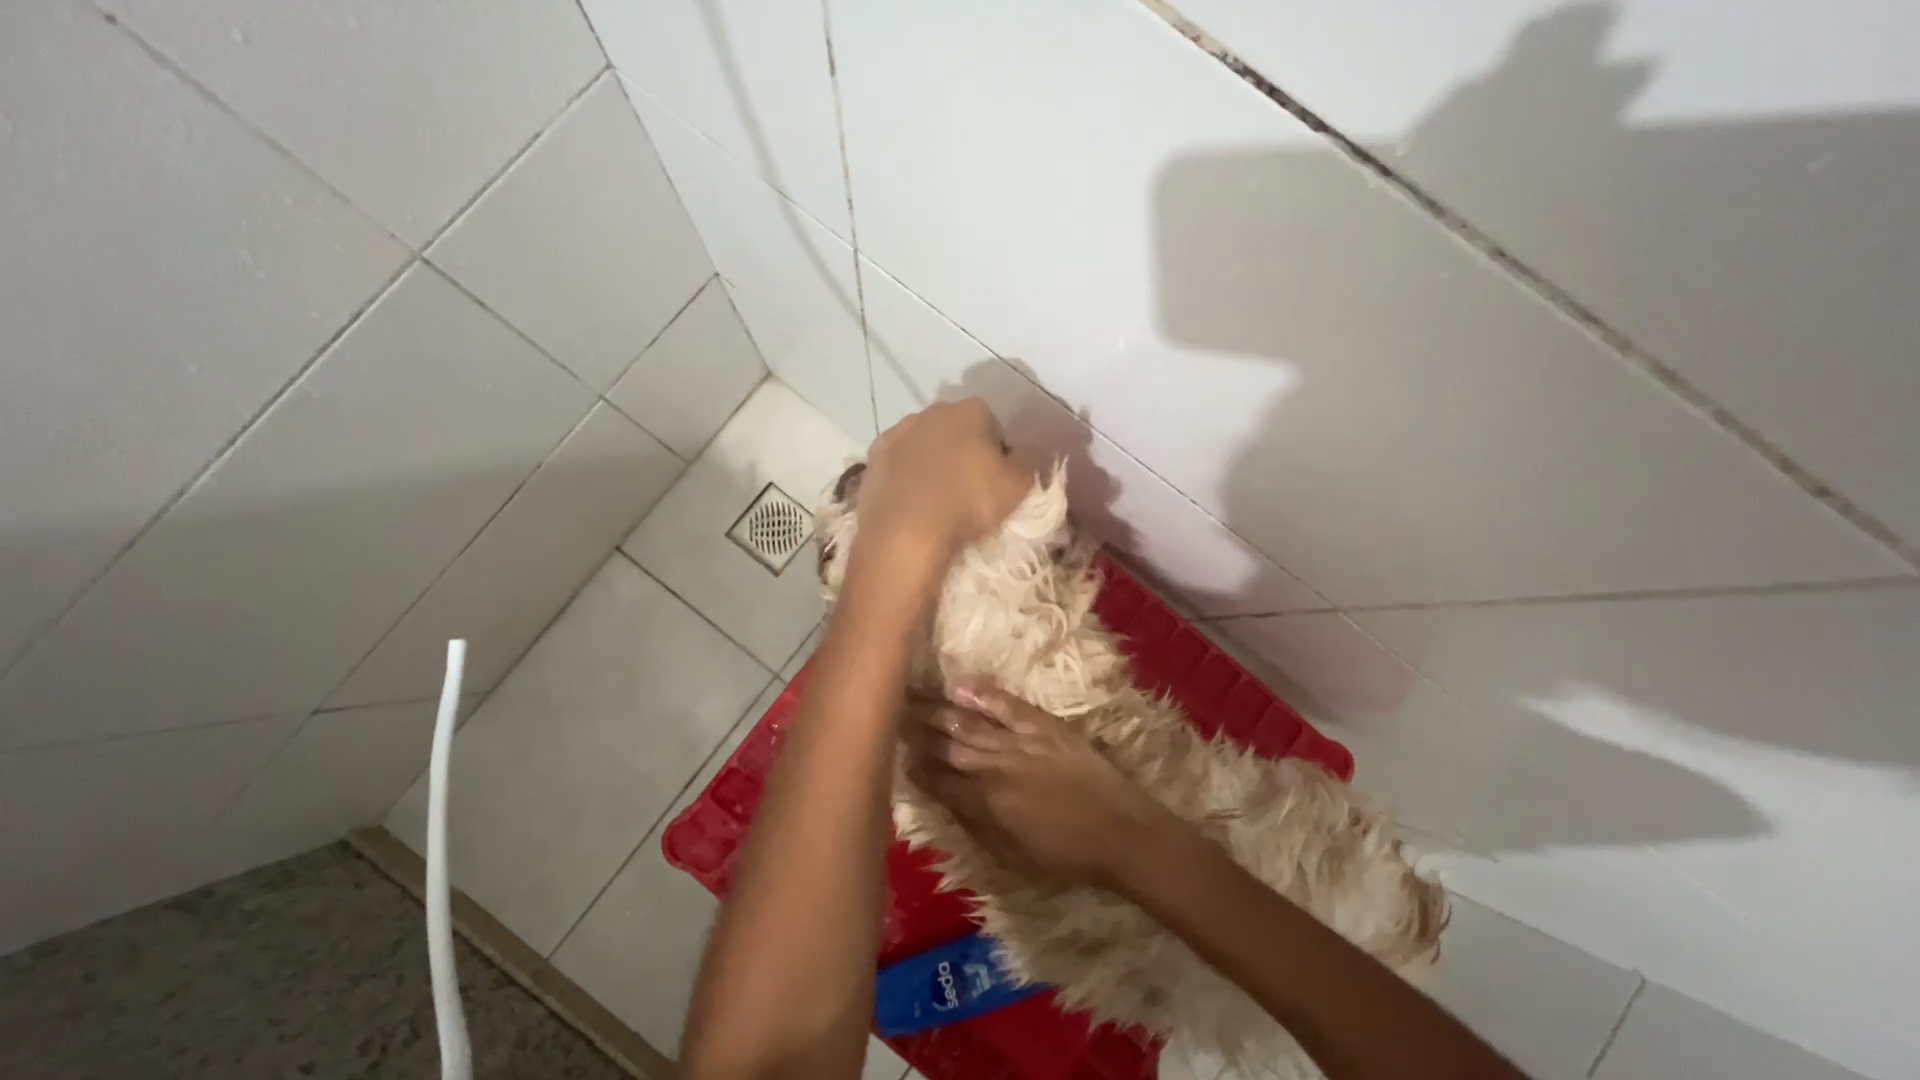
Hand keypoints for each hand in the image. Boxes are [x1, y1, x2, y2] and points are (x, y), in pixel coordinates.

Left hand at [854, 399, 1030, 570]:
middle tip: (968, 490)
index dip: (997, 452)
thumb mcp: (1018, 486)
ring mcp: (896, 433)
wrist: (904, 534)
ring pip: (923, 444)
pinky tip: (911, 503)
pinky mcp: (872, 458)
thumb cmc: (968, 504)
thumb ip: (1029, 459)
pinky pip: (898, 463)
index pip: (992, 424)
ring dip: (931, 462)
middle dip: (962, 451)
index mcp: (970, 411)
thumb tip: (1024, 450)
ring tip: (937, 499)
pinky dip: (905, 477)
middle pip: (955, 429)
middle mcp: (930, 411)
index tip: (995, 480)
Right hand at [902, 680, 1183, 888]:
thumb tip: (949, 802)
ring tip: (911, 697)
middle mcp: (994, 767)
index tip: (897, 756)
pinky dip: (983, 693)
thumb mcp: (1012, 857)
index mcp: (984, 804)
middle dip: (915, 732)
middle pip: (946, 745)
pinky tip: (960, 685)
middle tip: (889, 716)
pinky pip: (1007, 705)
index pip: (938, 781)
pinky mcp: (1044, 726)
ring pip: (968, 723)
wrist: (1119, 833)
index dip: (916, 769)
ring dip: (937, 710)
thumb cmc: (1066, 856)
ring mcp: (1019, 742)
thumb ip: (976, 828)